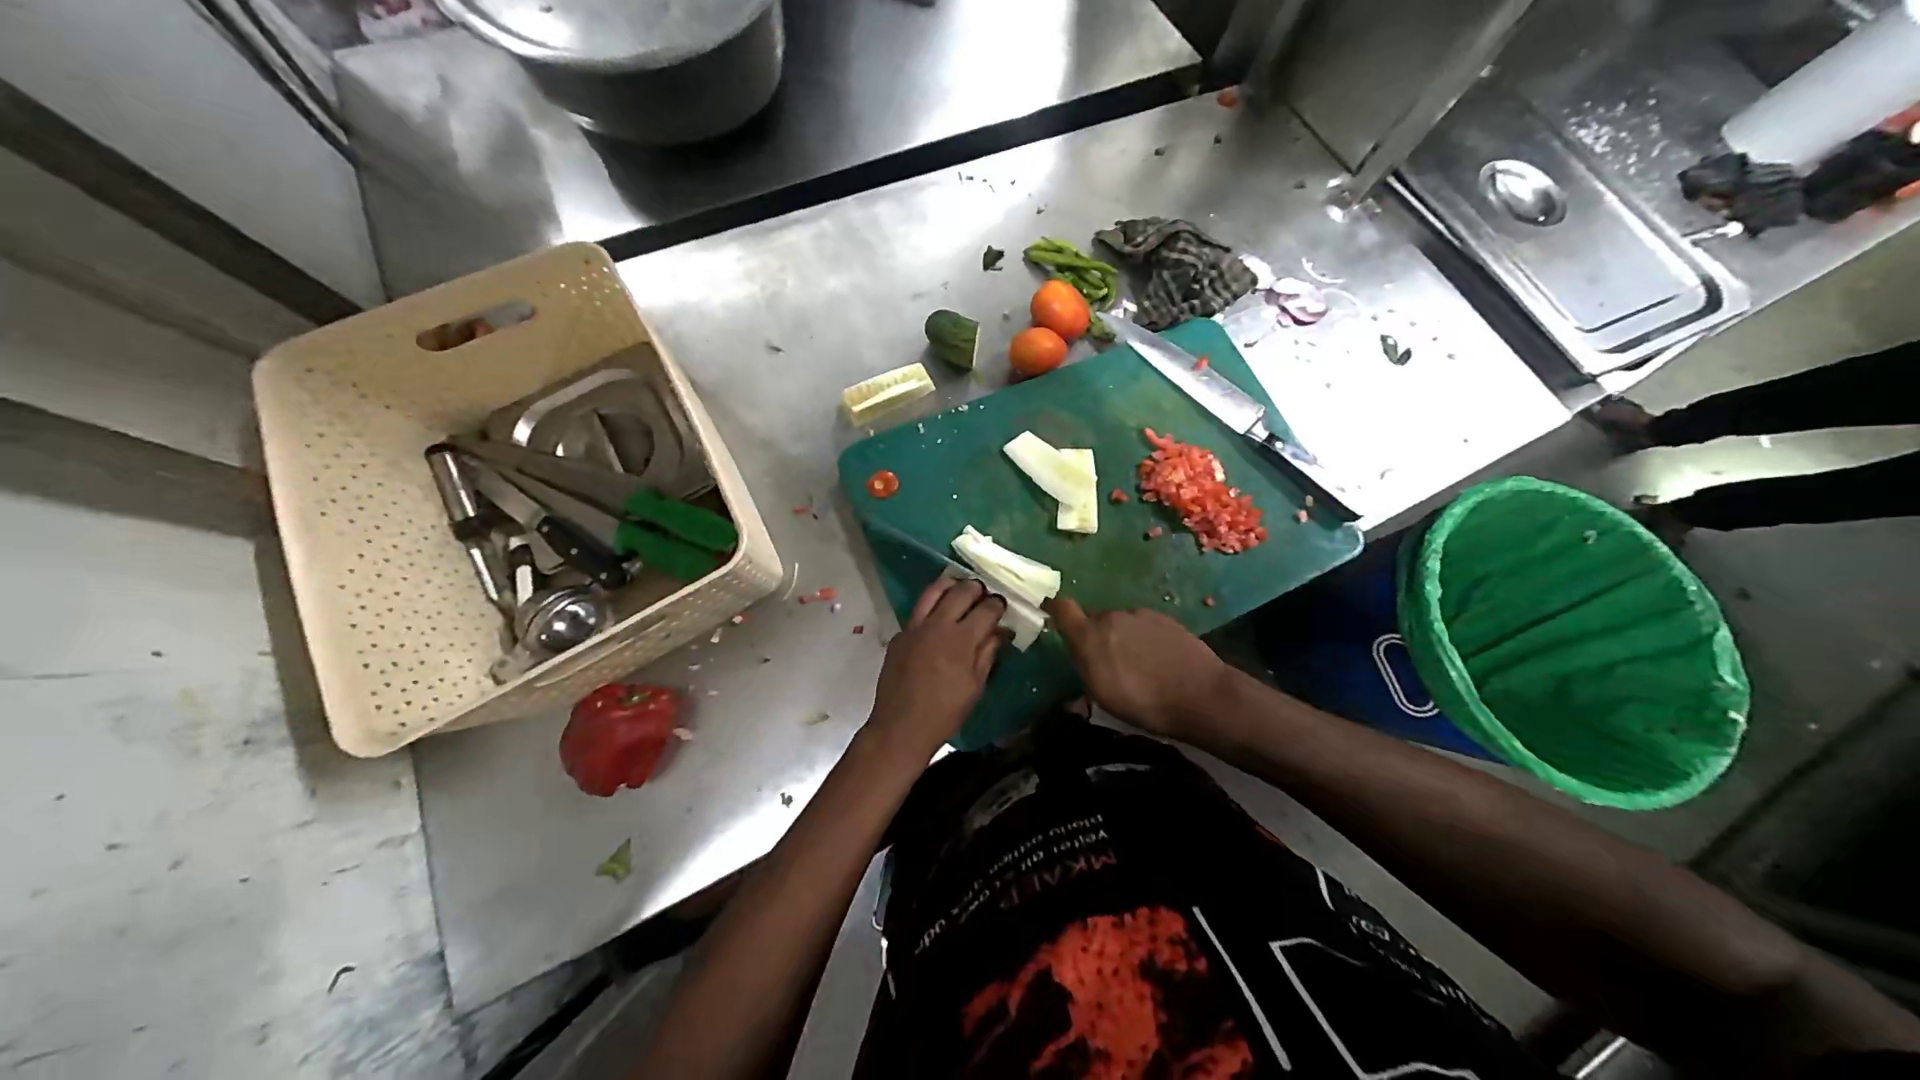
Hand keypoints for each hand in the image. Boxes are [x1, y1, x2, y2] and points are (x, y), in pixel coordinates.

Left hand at [867, 578, 1007, 757]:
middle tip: (983, 594)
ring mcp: (915, 626)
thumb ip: (987, 654)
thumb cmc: (945, 712)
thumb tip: (999, 632)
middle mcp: (938, 625)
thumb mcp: (975, 686)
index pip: (987, 609)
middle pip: (961, 592)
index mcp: (962, 639)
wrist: (901, 725)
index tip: (1002, 606)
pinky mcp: (900, 634)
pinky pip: (918, 610)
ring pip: (934, 591)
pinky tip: (937, 614)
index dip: (998, 604)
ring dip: (950, 585)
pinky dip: (931, 605)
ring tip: (959, 587)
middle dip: (977, 588)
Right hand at [1046, 596, 1231, 740]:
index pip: (1063, 608)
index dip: (1056, 610)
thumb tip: (1079, 656)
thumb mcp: (1103, 696)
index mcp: (1089, 636)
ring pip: (1122, 623)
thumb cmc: (1144, 704)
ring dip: (1124, 638)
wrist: (1200, 696)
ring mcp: (1140, 615)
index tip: (1054, 616)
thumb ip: (1086, 667)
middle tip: (1111, 664)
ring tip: (1140, 666)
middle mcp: (1111, 617)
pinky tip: (1160, 660)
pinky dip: (1146, 639)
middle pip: (1095, 620)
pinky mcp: (1165, 618)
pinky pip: (1144, 625)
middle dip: (1098, 637)